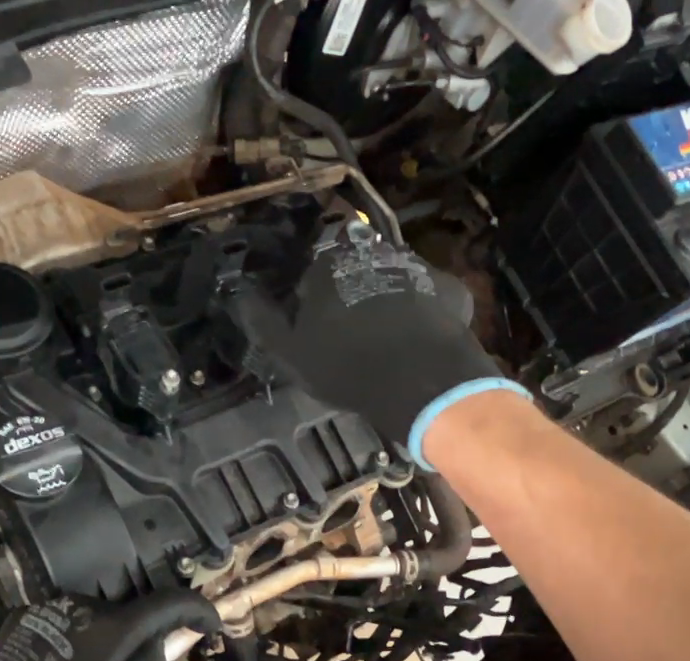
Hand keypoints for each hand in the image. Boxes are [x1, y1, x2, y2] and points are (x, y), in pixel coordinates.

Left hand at [0, 591, 219, 660]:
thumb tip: (158, 645)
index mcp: (103, 633)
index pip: (164, 604)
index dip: (196, 610)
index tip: (209, 625)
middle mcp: (72, 608)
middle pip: (128, 613)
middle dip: (142, 641)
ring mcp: (41, 612)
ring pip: (97, 619)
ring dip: (109, 643)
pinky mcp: (19, 622)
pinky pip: (68, 625)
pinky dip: (81, 643)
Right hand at [273, 223, 529, 467]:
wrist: (419, 379)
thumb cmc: (345, 365)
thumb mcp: (289, 351)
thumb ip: (262, 319)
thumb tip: (240, 292)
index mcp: (328, 264)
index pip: (311, 271)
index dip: (310, 298)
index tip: (313, 325)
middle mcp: (372, 252)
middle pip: (354, 269)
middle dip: (350, 291)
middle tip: (349, 331)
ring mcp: (417, 266)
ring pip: (393, 278)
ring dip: (387, 297)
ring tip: (385, 337)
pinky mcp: (449, 288)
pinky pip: (429, 296)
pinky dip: (422, 311)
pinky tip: (418, 339)